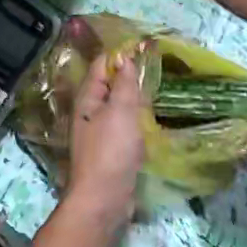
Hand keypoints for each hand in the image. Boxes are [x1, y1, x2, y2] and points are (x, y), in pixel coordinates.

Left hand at [65, 52, 147, 225]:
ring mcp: (100, 133)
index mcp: (88, 99)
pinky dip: (138, 118)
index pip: (102, 65)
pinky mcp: (112, 151)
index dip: (121, 54)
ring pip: (119, 106)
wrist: (103, 200)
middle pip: (110, 85)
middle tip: (157, 65)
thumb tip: (125, 58)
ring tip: (159, 87)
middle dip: (130, 74)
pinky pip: (125, 126)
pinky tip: (152, 118)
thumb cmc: (110, 151)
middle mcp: (90, 113)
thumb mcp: (120, 111)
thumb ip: (125, 83)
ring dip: (135, 97)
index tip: (145, 46)